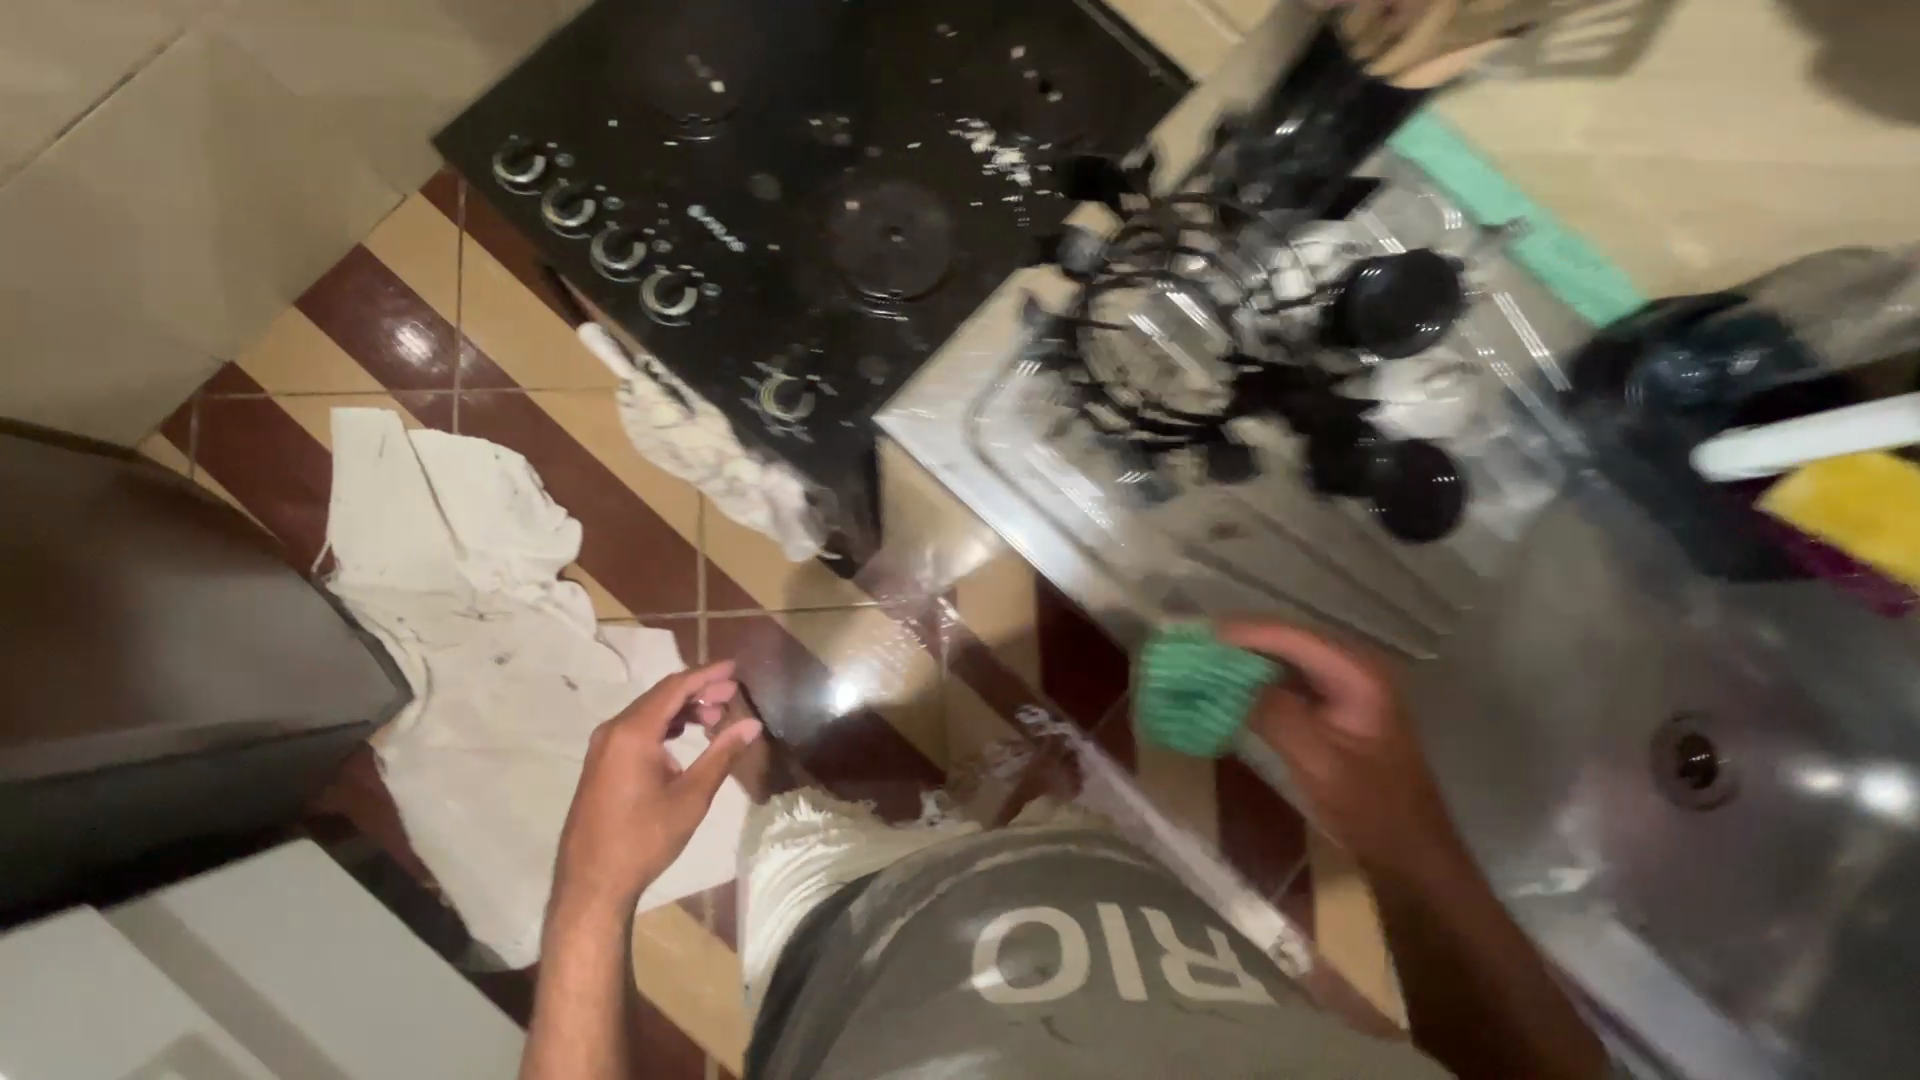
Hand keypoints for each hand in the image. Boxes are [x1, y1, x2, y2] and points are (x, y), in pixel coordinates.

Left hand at [549, 660, 762, 926]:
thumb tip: (752, 723)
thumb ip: (722, 753)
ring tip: (716, 716)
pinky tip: (685, 736)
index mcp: (633, 733)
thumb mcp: (692, 796)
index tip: (734, 668)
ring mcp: (603, 747)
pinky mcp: (601, 763)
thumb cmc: (645, 838)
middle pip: (660, 696)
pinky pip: (636, 729)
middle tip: (732, 694)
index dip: (707, 674)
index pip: (675, 688)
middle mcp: (613, 731)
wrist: (592, 884)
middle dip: (698, 691)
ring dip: (682, 709)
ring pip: (648, 712)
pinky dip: (665, 725)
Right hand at [1215, 621, 1465, 880]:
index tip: (1196, 638)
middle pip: (1286, 637)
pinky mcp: (1336, 702)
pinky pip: (1289, 675)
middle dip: (1237, 639)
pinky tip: (1227, 683)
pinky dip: (1257, 675)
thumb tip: (1226, 680)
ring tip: (1199, 659)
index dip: (1241, 633)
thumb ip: (1275, 715)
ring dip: (1244, 655)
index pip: (1291, 636)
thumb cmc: (1371, 810)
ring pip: (1285, 653)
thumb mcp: (1319, 764)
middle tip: (1190, 645)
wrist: (1410, 850)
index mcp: (1359, 674)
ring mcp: (1347, 683)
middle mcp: (1355, 666)